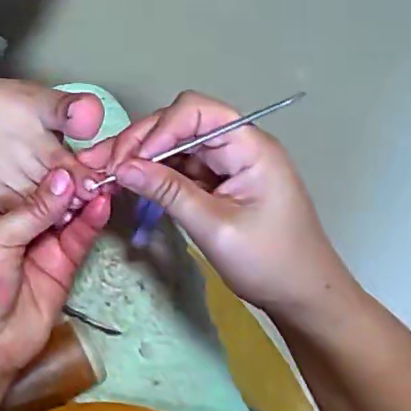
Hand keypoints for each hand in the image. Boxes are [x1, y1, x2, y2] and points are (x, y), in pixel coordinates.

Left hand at [0, 168, 111, 376]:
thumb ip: (34, 209)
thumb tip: (65, 176)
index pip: (25, 178)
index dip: (48, 163)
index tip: (75, 147)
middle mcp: (22, 221)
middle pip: (52, 194)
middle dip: (73, 179)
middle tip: (99, 161)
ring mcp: (44, 242)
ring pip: (69, 213)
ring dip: (86, 197)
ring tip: (105, 179)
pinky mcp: (63, 264)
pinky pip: (79, 238)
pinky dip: (91, 221)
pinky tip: (102, 204)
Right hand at [80, 92, 354, 320]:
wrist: (304, 299)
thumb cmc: (271, 264)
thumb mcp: (215, 228)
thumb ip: (168, 192)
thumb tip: (121, 167)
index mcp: (250, 146)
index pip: (197, 111)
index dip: (160, 128)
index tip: (131, 160)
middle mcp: (236, 144)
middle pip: (179, 122)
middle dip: (141, 140)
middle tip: (106, 165)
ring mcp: (224, 161)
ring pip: (172, 143)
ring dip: (139, 155)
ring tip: (106, 172)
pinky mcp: (214, 179)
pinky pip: (176, 165)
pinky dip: (150, 172)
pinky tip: (126, 181)